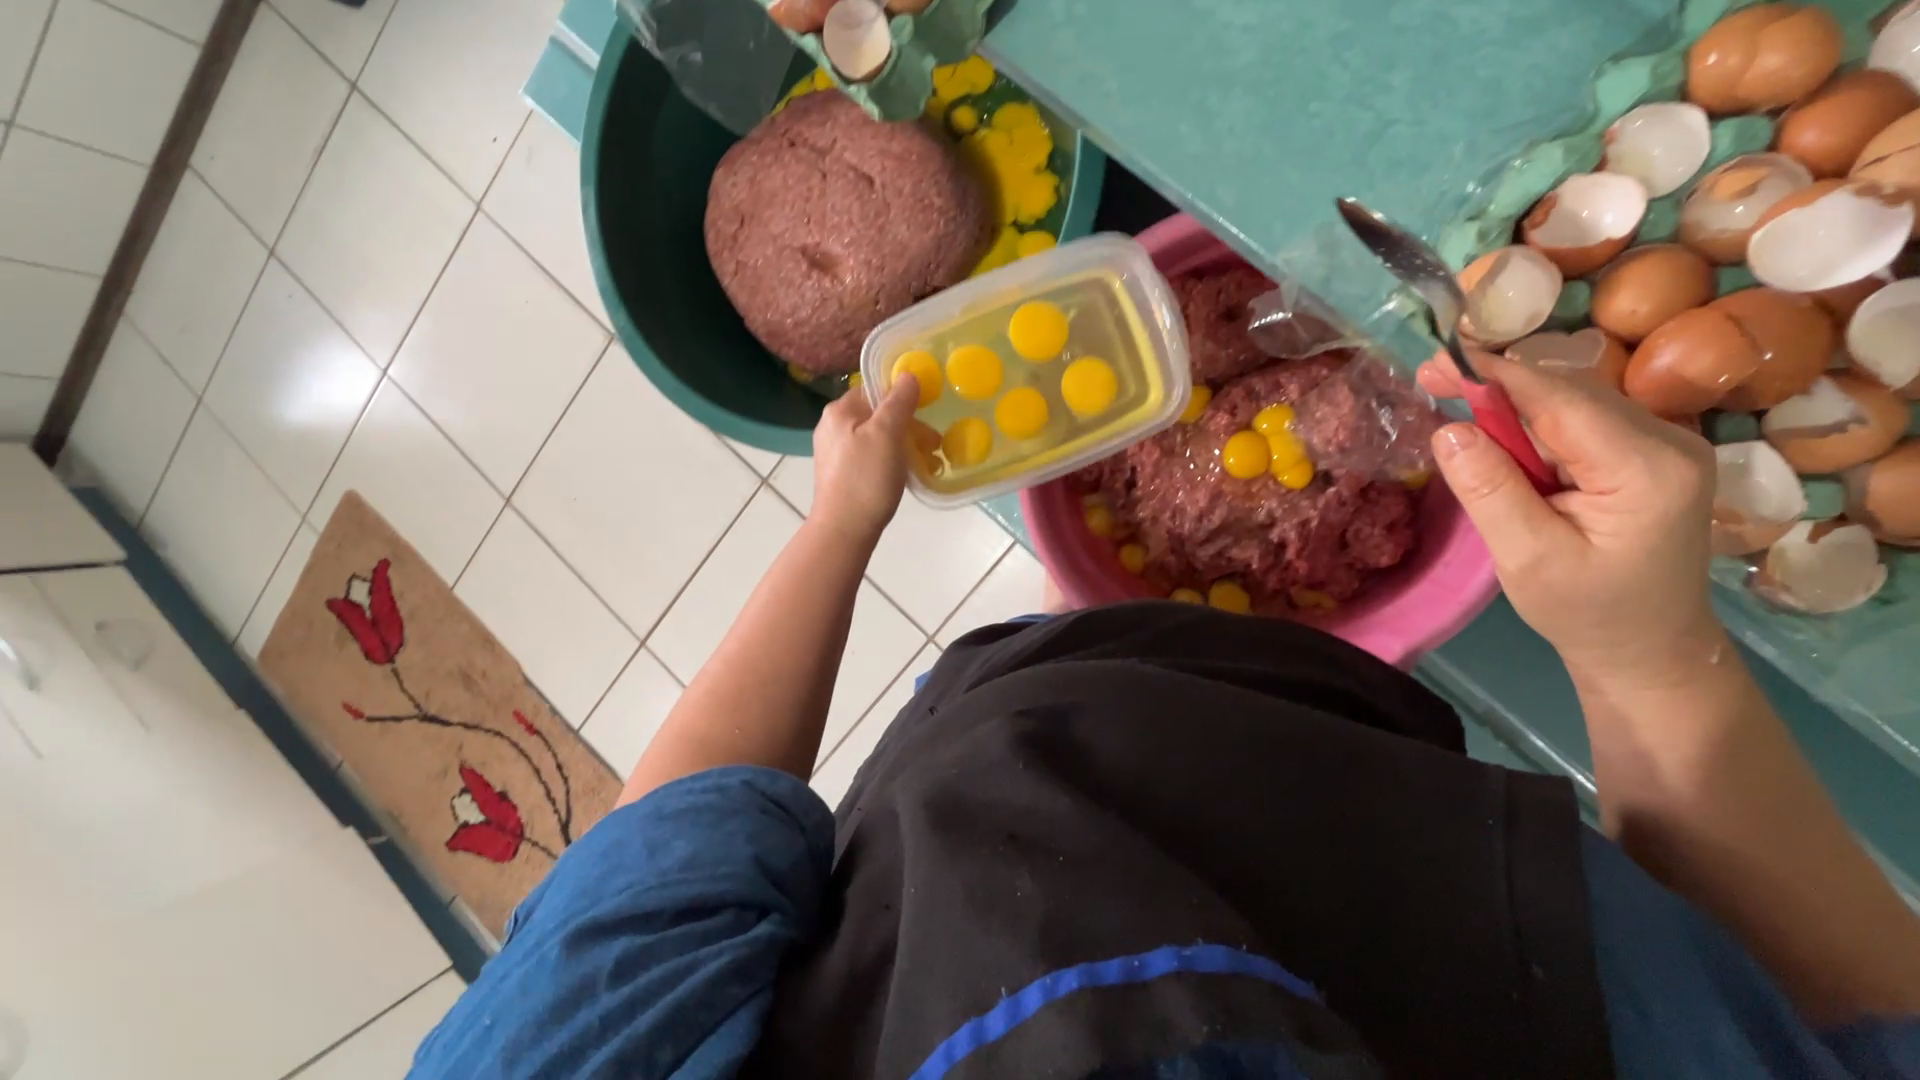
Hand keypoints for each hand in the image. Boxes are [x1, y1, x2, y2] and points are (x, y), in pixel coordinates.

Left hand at [811, 375, 924, 545]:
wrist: (844, 529)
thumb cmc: (866, 478)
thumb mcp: (887, 434)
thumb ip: (898, 401)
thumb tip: (908, 374)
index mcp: (840, 411)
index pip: (874, 390)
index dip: (902, 398)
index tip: (926, 413)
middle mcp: (833, 426)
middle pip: (878, 414)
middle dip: (909, 426)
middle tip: (934, 443)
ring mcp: (835, 452)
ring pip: (877, 438)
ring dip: (905, 445)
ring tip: (929, 460)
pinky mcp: (841, 473)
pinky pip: (872, 457)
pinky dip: (892, 461)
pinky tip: (908, 475)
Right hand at [1419, 351, 1722, 685]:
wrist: (1650, 649)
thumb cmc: (1586, 612)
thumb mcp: (1527, 557)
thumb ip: (1489, 490)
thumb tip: (1448, 429)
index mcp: (1646, 468)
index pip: (1560, 401)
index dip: (1495, 376)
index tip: (1436, 361)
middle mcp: (1668, 442)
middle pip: (1568, 394)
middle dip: (1498, 387)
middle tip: (1431, 382)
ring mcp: (1665, 445)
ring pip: (1573, 403)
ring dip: (1512, 405)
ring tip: (1457, 410)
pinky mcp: (1650, 455)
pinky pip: (1582, 422)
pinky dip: (1533, 423)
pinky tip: (1501, 438)